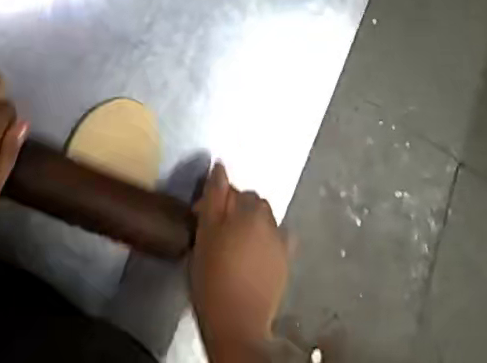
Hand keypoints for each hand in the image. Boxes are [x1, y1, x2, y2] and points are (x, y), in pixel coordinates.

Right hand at [190, 161, 289, 359]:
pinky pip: (276, 240)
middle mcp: (270, 216)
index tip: (200, 219)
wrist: (238, 323)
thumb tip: (220, 165)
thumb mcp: (205, 233)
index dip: (215, 203)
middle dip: (235, 212)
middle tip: (216, 235)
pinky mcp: (286, 260)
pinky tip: (254, 257)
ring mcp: (281, 238)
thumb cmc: (214, 277)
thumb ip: (213, 196)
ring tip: (234, 248)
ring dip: (250, 226)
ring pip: (262, 221)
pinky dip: (265, 242)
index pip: (232, 191)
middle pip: (250, 204)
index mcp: (249, 206)